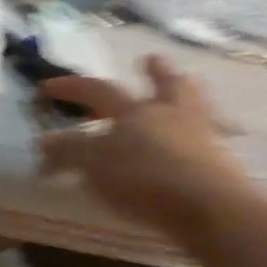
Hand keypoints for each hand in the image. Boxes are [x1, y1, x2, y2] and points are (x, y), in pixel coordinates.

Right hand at [40, 55, 261, 240]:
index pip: (98, 90)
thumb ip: (68, 150)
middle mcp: (170, 115)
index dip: (72, 87)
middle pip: (167, 85)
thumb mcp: (91, 163)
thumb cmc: (141, 176)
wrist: (209, 206)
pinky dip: (195, 133)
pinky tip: (188, 140)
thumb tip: (45, 140)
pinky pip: (205, 137)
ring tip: (180, 91)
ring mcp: (201, 136)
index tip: (47, 86)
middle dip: (158, 72)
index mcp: (135, 111)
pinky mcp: (221, 162)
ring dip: (186, 95)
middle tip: (151, 60)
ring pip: (195, 106)